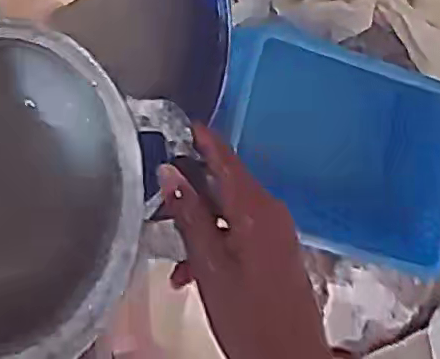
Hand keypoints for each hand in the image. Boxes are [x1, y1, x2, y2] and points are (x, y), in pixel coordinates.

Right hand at [159, 125, 328, 358]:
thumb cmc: (248, 316)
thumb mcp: (208, 265)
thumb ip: (188, 213)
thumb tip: (168, 170)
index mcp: (254, 208)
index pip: (224, 157)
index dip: (202, 137)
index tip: (180, 123)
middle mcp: (270, 211)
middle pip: (226, 182)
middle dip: (192, 187)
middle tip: (160, 191)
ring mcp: (277, 231)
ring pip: (230, 209)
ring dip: (201, 221)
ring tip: (174, 247)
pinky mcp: (279, 251)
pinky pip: (242, 229)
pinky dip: (218, 240)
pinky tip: (195, 271)